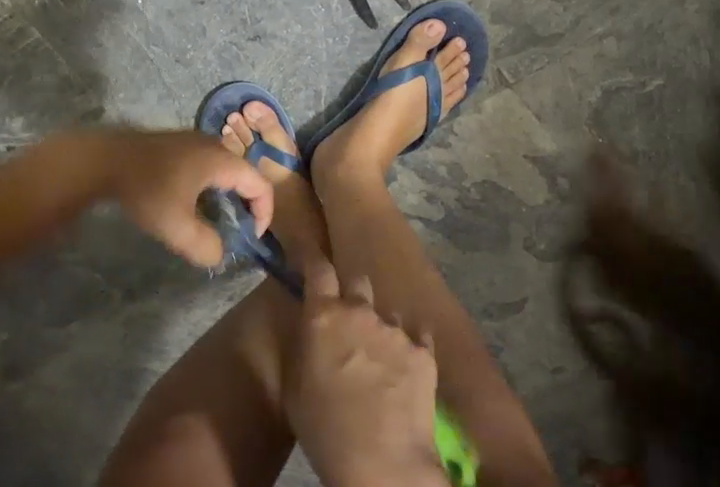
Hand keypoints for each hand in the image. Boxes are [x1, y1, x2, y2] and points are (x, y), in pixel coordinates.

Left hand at [103, 130, 273, 266]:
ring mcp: (197, 142)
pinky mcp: (181, 144)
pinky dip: (214, 187)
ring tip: (218, 222)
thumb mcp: (176, 226)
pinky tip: (195, 204)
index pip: (261, 185)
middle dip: (248, 206)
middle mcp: (216, 145)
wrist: (107, 159)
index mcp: (223, 160)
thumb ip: (204, 246)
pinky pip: (211, 166)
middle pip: (247, 175)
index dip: (264, 213)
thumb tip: (221, 255)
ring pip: (228, 170)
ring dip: (229, 197)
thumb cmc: (147, 189)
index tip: (253, 238)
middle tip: (238, 232)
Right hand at [286, 261, 446, 486]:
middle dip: (351, 293)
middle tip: (347, 320)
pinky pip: (415, 335)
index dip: (312, 258)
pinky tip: (404, 369)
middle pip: (357, 281)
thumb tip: (310, 328)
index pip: (318, 268)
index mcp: (324, 317)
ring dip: (380, 326)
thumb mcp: (295, 388)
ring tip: (378, 357)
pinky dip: (408, 346)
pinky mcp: (424, 351)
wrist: (382, 463)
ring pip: (387, 312)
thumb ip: (304, 347)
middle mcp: (361, 312)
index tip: (309, 257)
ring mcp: (396, 330)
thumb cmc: (324, 430)